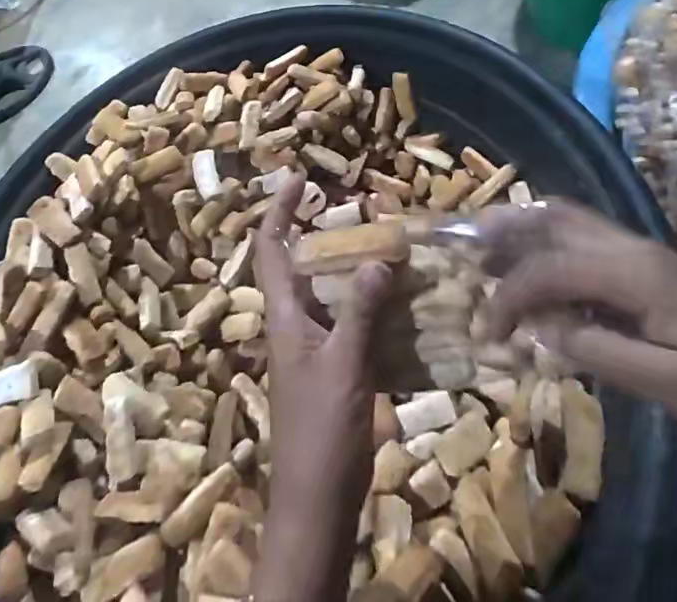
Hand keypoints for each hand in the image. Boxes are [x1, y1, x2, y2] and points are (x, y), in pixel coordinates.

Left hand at [249, 174, 392, 601]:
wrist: (319, 498)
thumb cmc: (321, 429)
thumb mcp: (343, 365)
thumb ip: (360, 312)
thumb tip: (379, 259)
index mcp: (283, 316)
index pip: (271, 249)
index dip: (280, 210)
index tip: (298, 178)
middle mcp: (295, 323)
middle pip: (304, 265)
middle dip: (329, 235)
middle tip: (366, 215)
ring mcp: (315, 346)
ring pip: (332, 292)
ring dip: (356, 269)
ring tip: (393, 248)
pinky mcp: (336, 366)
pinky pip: (353, 321)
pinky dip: (374, 304)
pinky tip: (405, 299)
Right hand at [477, 199, 676, 464]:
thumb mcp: (676, 389)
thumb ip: (603, 352)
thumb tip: (541, 329)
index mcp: (638, 274)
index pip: (550, 268)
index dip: (509, 295)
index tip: (485, 332)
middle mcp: (636, 248)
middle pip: (554, 219)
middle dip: (501, 232)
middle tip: (460, 249)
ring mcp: (646, 253)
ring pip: (570, 221)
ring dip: (522, 230)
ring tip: (483, 250)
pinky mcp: (654, 268)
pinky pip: (587, 241)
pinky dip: (549, 246)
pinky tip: (536, 269)